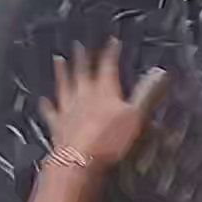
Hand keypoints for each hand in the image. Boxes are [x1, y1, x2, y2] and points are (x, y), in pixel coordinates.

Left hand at [38, 39, 168, 169]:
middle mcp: (84, 95)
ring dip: (62, 72)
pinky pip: (51, 111)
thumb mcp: (136, 115)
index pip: (108, 66)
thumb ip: (146, 93)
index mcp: (104, 91)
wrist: (80, 159)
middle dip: (82, 57)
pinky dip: (47, 104)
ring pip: (65, 85)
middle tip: (78, 44)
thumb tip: (158, 74)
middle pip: (83, 72)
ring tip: (58, 60)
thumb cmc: (109, 139)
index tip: (111, 42)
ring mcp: (69, 109)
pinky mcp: (59, 124)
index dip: (111, 52)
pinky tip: (44, 100)